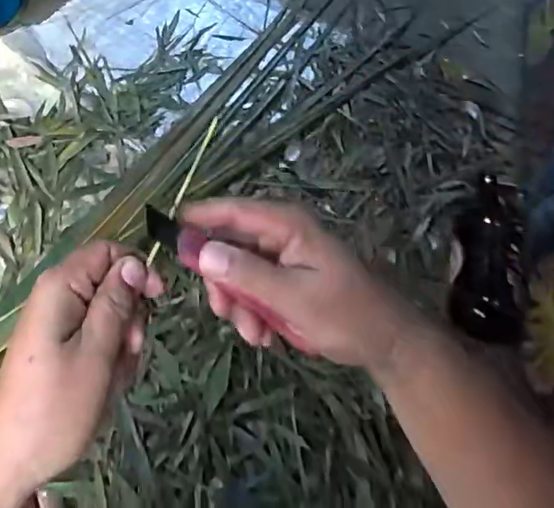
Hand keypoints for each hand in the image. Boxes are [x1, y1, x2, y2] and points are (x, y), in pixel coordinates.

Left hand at [0, 242, 165, 505]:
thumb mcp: (96, 353)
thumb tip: (134, 262)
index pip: (108, 250)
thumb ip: (116, 302)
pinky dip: (107, 358)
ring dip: (120, 343)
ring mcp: (56, 320)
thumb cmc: (54, 408)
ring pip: (107, 313)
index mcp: (60, 284)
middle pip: (110, 282)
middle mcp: (56, 293)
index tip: (157, 299)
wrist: (11, 461)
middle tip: (129, 350)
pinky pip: (94, 336)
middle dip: (129, 315)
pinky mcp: (57, 344)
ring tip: (112, 377)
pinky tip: (103, 386)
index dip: (137, 269)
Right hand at [182, 198, 421, 371]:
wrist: (386, 342)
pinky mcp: (283, 275)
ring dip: (238, 303)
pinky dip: (251, 310)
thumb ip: (246, 273)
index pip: (230, 210)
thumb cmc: (345, 313)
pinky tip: (266, 334)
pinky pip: (251, 286)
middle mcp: (278, 231)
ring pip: (235, 270)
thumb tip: (200, 251)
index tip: (167, 233)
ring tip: (255, 333)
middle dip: (222, 281)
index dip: (197, 217)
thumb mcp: (293, 297)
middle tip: (225, 312)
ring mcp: (280, 254)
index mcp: (283, 222)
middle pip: (227, 244)